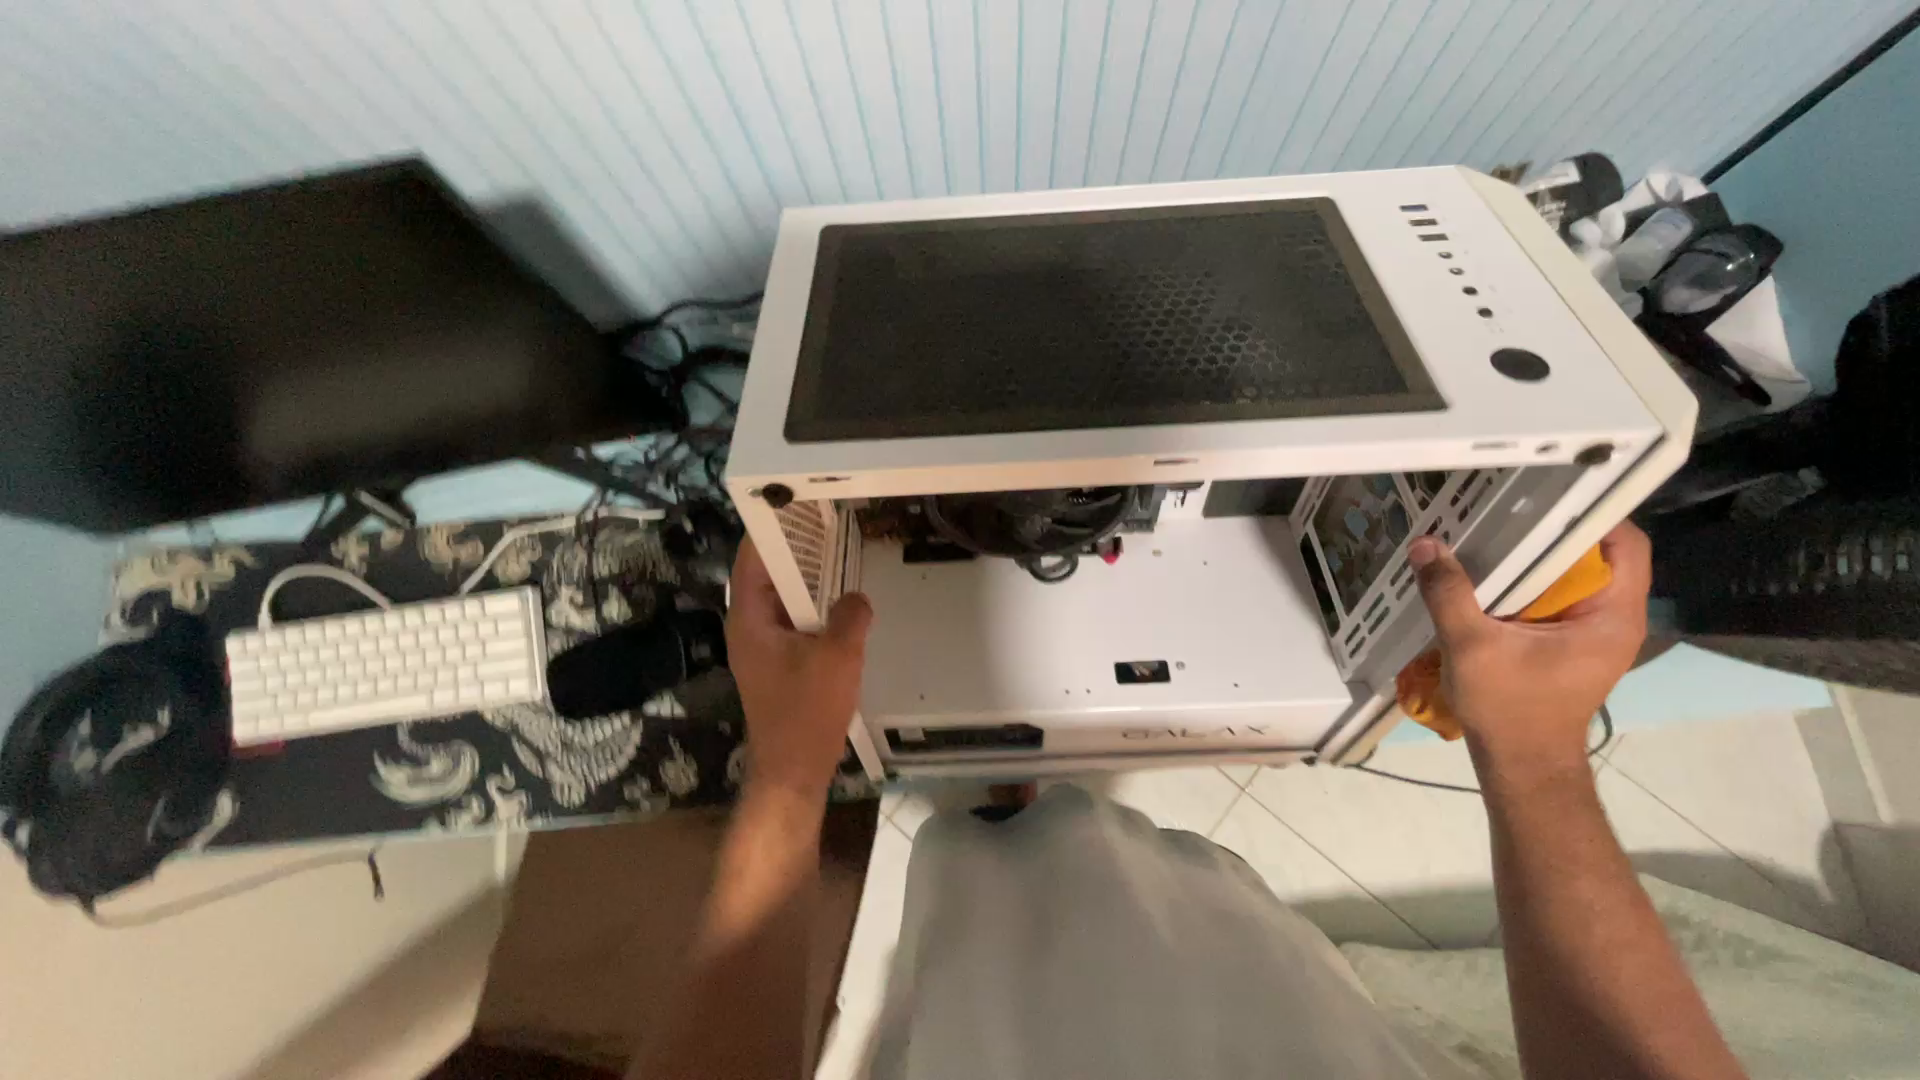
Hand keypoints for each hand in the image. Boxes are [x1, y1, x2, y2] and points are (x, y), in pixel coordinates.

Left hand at [725, 537, 872, 796]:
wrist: (793, 770)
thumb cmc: (806, 713)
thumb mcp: (837, 657)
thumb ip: (850, 616)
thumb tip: (856, 598)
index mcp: (750, 619)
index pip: (751, 558)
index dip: (770, 528)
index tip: (795, 504)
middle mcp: (749, 628)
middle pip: (767, 574)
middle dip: (795, 549)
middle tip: (827, 523)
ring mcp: (763, 647)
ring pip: (783, 599)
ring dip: (807, 580)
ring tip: (839, 555)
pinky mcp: (779, 664)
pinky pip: (795, 621)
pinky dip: (814, 607)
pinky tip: (841, 605)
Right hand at [1410, 522, 1650, 779]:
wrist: (1520, 762)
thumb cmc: (1510, 708)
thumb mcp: (1472, 646)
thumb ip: (1449, 594)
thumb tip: (1425, 545)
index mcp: (1611, 614)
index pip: (1623, 544)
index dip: (1589, 514)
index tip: (1542, 495)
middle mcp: (1611, 617)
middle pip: (1591, 554)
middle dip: (1546, 531)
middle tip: (1500, 510)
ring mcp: (1589, 631)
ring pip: (1567, 575)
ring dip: (1529, 558)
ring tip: (1485, 536)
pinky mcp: (1565, 642)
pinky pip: (1549, 596)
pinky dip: (1521, 582)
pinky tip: (1483, 575)